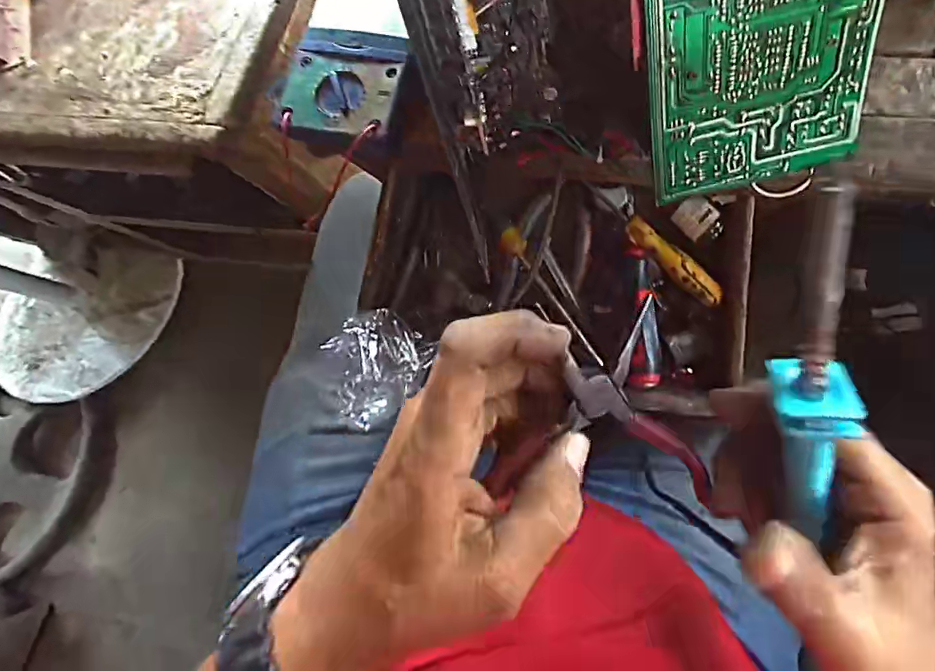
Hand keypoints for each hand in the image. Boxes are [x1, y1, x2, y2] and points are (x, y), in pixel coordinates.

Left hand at [270, 311, 588, 669]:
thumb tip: (576, 443)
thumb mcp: (498, 579)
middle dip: (546, 364)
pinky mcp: (440, 424)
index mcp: (435, 445)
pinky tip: (537, 447)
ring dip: (539, 387)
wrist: (352, 602)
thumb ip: (549, 513)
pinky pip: (491, 393)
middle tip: (582, 403)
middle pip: (492, 352)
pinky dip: (524, 407)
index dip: (515, 332)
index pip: (463, 351)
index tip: (564, 349)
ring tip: (562, 433)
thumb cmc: (416, 594)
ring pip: (496, 369)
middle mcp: (430, 412)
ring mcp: (432, 414)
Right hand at [712, 390, 934, 670]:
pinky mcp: (821, 498)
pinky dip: (748, 484)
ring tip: (733, 514)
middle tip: (726, 497)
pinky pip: (773, 467)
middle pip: (797, 424)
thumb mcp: (843, 628)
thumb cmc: (882, 661)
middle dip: (752, 450)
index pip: (832, 422)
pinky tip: (744, 518)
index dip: (780, 406)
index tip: (725, 408)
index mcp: (892, 492)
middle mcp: (868, 475)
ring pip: (778, 441)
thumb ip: (801, 584)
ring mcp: (843, 484)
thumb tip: (758, 548)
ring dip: (744, 470)